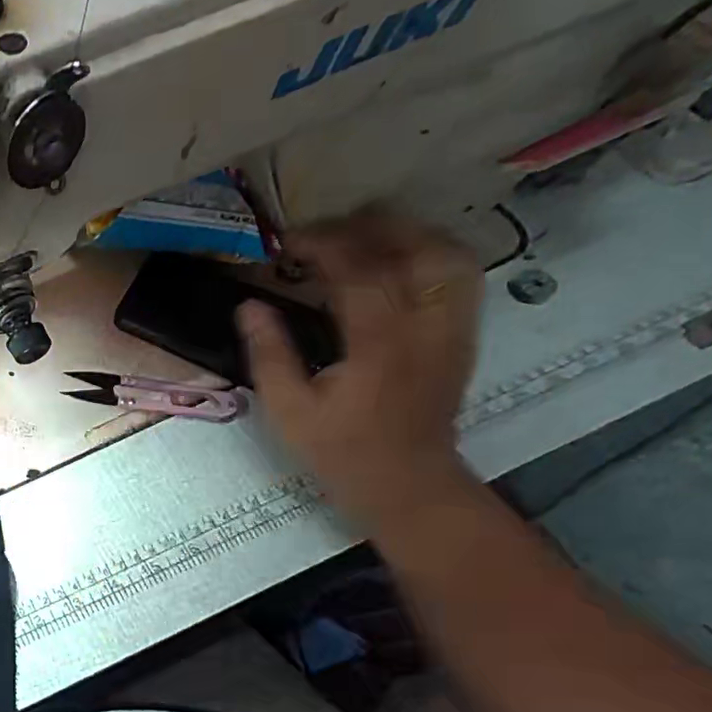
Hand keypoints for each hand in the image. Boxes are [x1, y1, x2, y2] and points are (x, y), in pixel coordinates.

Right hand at [238, 210, 481, 525]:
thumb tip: (249, 305)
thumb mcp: (289, 411)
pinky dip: (432, 253)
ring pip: (446, 253)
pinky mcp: (462, 335)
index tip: (287, 242)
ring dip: (405, 233)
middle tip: (323, 234)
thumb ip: (269, 354)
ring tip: (364, 234)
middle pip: (410, 246)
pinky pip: (461, 276)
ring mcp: (451, 327)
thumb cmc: (342, 452)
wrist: (408, 484)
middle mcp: (424, 324)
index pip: (356, 269)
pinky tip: (401, 259)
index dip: (320, 244)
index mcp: (378, 343)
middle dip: (363, 227)